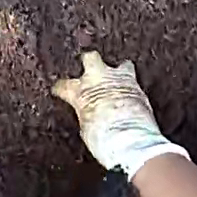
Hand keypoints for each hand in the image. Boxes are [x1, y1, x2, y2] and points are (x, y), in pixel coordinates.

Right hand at [51, 51, 188, 174]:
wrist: (128, 138)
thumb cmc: (103, 138)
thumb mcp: (85, 128)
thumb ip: (86, 113)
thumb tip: (90, 112)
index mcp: (78, 92)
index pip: (63, 85)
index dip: (61, 88)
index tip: (61, 90)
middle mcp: (96, 79)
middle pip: (90, 58)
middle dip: (90, 62)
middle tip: (90, 69)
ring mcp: (117, 78)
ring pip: (118, 63)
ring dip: (118, 71)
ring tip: (119, 79)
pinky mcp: (135, 84)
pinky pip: (132, 77)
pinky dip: (131, 85)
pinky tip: (131, 92)